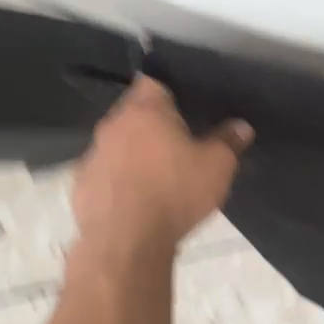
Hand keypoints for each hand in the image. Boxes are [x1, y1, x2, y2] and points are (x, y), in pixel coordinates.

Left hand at [71, 76, 252, 266]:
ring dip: (140, 150)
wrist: (125, 242)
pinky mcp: (83, 185)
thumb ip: (229, 140)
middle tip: (187, 135)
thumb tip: (240, 125)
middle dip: (158, 121)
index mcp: (145, 112)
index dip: (171, 87)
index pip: (153, 81)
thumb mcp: (219, 165)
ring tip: (167, 169)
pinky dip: (126, 176)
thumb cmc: (176, 192)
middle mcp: (113, 126)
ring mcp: (93, 156)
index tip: (190, 99)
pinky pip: (110, 170)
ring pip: (121, 142)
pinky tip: (145, 195)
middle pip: (136, 112)